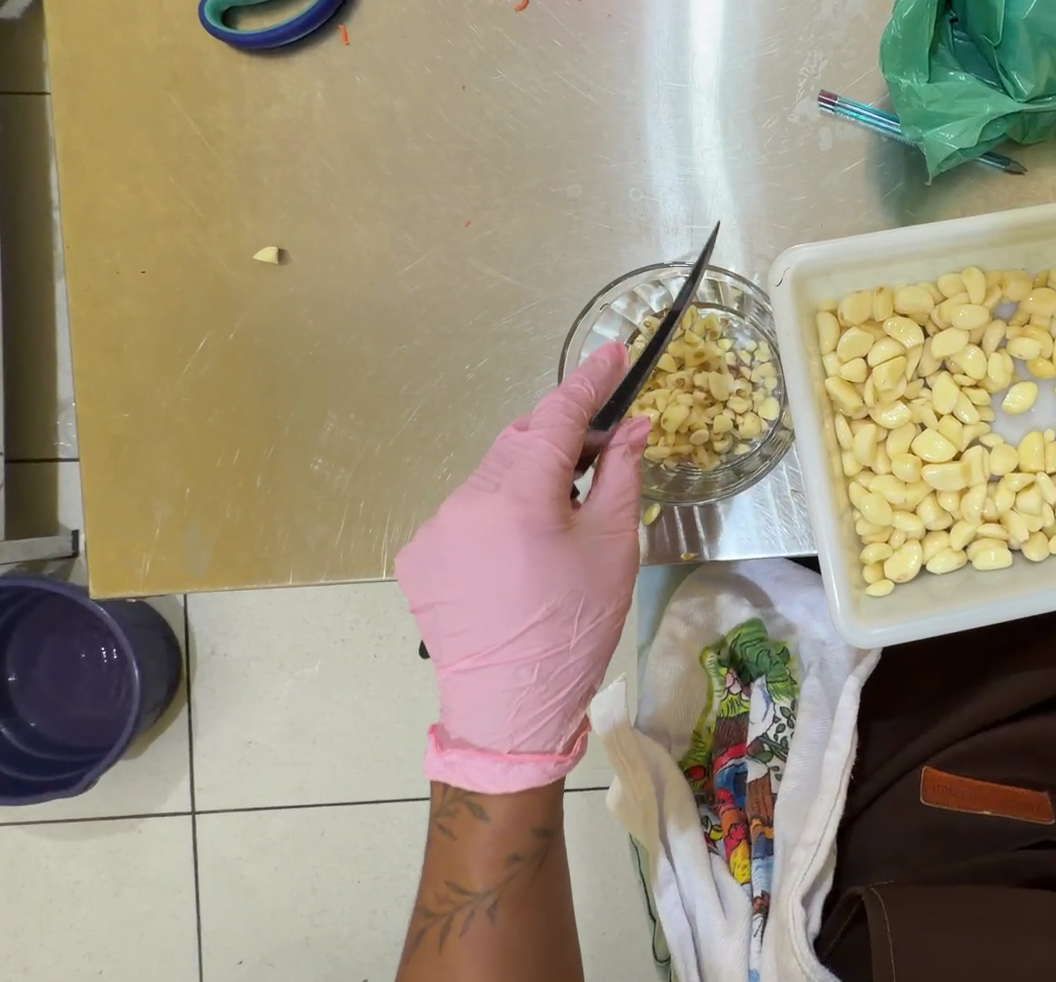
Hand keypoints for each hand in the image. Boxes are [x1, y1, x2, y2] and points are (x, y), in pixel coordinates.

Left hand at [395, 342, 651, 792]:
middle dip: (565, 433)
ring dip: (535, 472)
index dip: (588, 381)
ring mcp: (434, 528)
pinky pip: (472, 508)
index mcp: (515, 496)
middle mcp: (462, 500)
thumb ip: (621, 476)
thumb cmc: (576, 625)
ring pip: (495, 474)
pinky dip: (506, 505)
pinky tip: (528, 541)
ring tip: (571, 504)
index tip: (614, 349)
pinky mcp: (421, 554)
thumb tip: (634, 426)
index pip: (556, 417)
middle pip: (521, 442)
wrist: (511, 706)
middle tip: (609, 443)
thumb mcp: (613, 547)